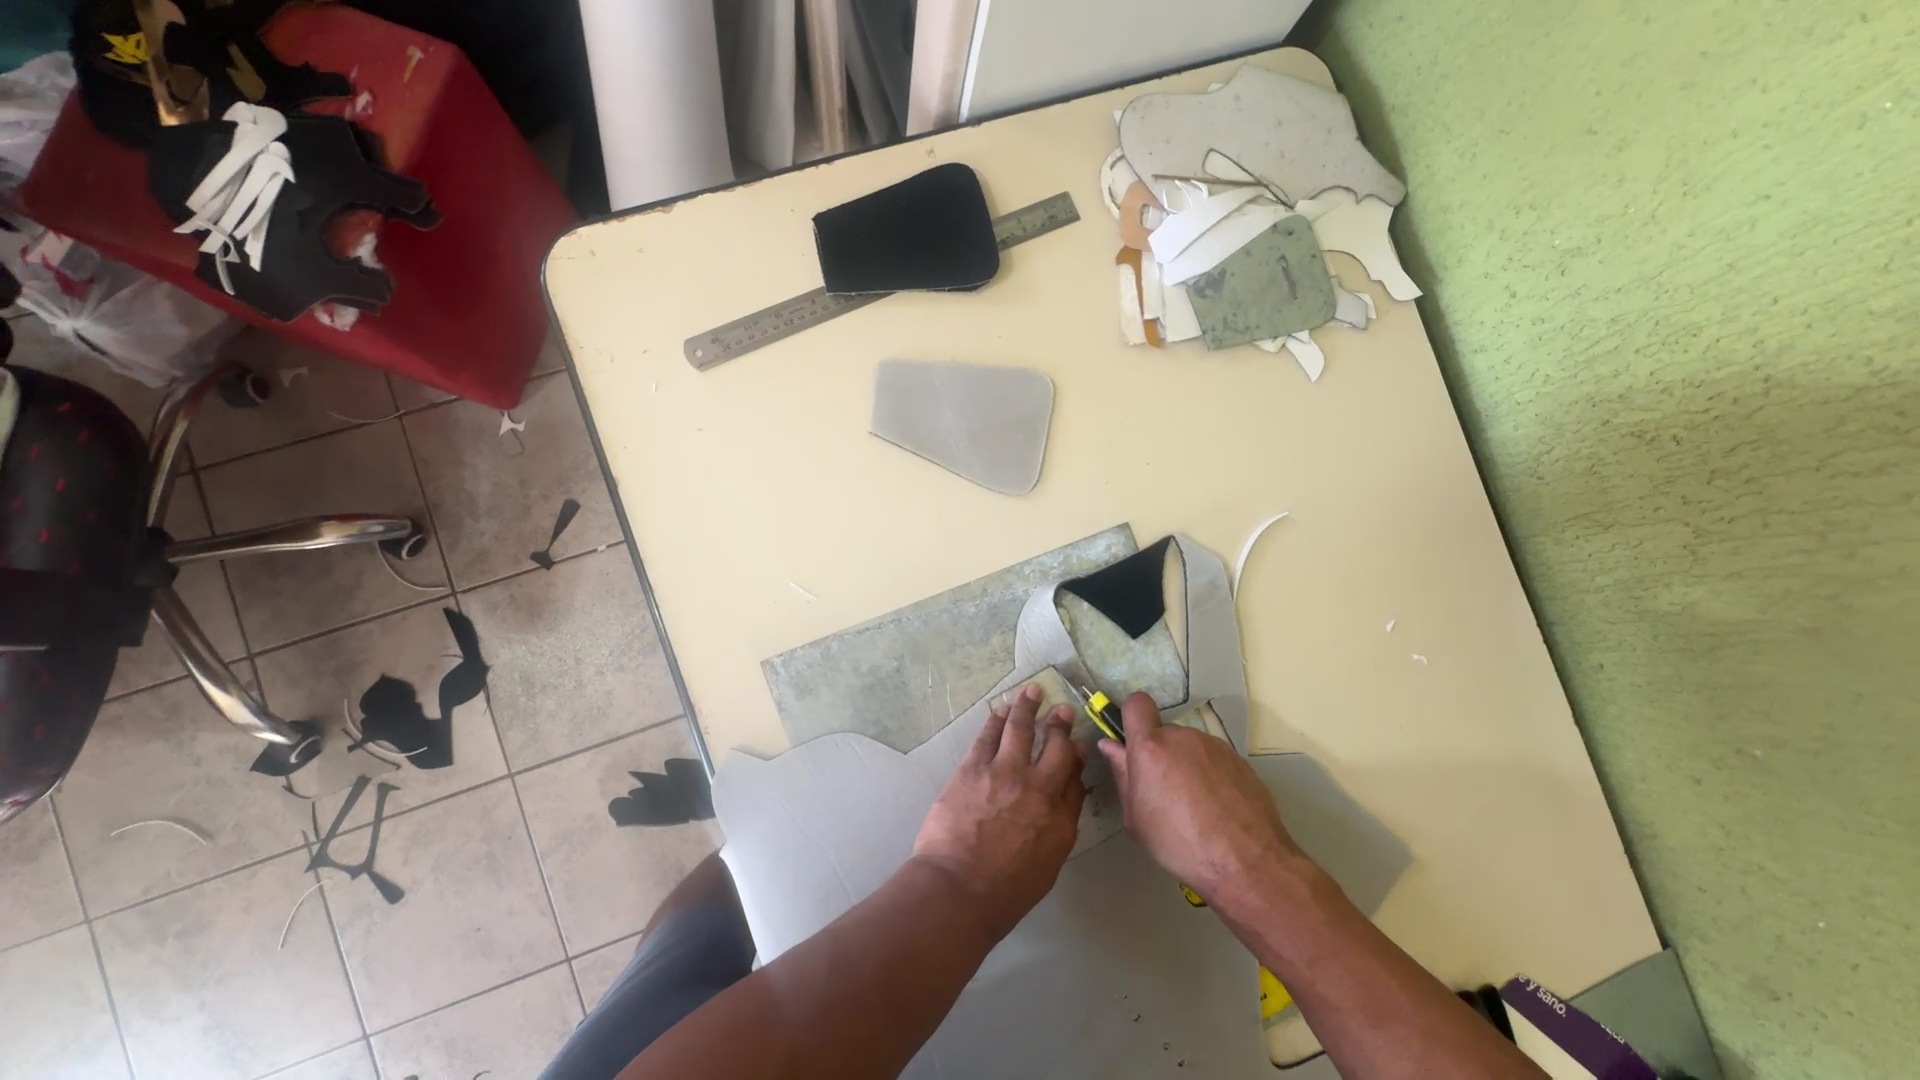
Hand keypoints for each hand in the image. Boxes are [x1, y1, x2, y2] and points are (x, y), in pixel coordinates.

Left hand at [913, 684, 1086, 939]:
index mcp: (1060, 818)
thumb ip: (1059, 827)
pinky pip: (988, 735)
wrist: (960, 889)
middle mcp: (1039, 788)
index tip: (1078, 743)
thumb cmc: (1004, 892)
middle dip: (1060, 724)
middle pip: (1055, 746)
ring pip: (1021, 728)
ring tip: (1032, 691)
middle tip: (1062, 709)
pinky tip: (1001, 710)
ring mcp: (1005, 773)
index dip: (1077, 757)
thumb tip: (1065, 799)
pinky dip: (996, 719)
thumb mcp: (1048, 864)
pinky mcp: (974, 768)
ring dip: (1028, 707)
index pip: (1075, 778)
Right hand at [1098, 693, 1306, 917]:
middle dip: (1160, 755)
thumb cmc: (1179, 843)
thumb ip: (1123, 775)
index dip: (1132, 718)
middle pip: (1164, 734)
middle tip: (1164, 793)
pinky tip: (1217, 808)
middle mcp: (1183, 737)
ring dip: (1186, 766)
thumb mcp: (1136, 818)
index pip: (1136, 704)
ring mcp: (1215, 746)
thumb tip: (1112, 747)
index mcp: (1151, 747)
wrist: (1246, 861)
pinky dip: (1210, 776)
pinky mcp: (1239, 759)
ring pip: (1189, 748)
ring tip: (1195, 806)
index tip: (1132, 744)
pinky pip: (1213, 760)